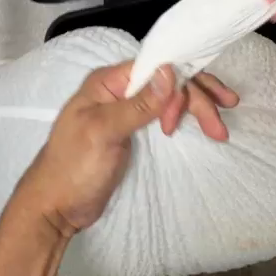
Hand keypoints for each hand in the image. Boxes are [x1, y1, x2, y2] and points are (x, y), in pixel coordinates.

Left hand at [12, 61, 239, 234]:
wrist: (54, 207)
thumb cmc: (73, 167)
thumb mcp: (105, 133)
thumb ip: (138, 104)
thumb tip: (171, 70)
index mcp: (108, 81)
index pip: (157, 68)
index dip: (183, 85)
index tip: (205, 111)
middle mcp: (118, 88)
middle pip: (167, 80)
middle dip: (198, 96)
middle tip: (222, 124)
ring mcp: (125, 109)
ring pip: (168, 95)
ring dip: (195, 105)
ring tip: (220, 127)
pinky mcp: (130, 129)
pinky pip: (162, 111)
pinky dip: (183, 115)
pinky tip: (197, 123)